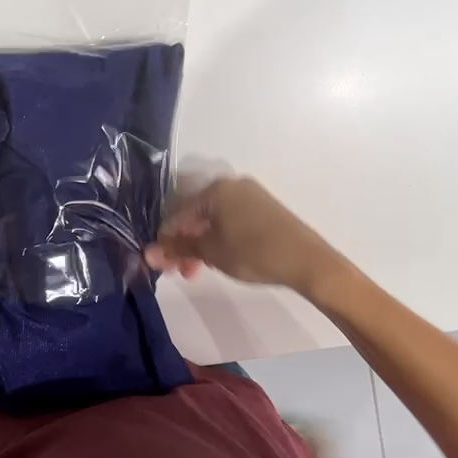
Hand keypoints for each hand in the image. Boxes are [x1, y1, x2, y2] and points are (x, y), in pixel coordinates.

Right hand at [145, 176, 351, 295]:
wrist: (309, 262)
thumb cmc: (253, 252)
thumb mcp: (211, 252)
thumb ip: (178, 250)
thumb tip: (148, 254)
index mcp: (215, 189)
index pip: (177, 213)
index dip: (165, 239)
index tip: (160, 264)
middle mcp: (232, 186)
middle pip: (195, 216)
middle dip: (183, 244)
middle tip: (179, 271)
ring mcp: (250, 197)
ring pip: (212, 221)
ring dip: (200, 245)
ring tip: (198, 271)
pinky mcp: (264, 210)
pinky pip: (229, 221)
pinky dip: (218, 239)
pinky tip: (217, 259)